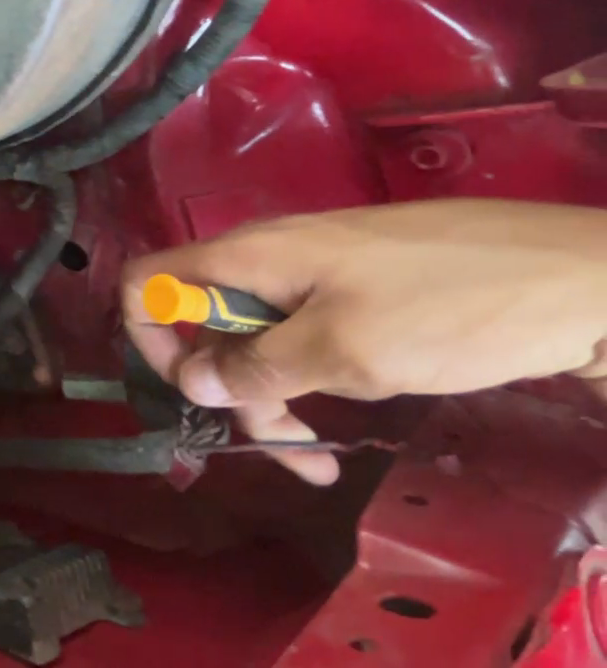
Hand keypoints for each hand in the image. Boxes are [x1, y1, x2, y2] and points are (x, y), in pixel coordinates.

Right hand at [122, 200, 606, 484]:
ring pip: (258, 333)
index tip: (193, 390)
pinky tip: (364, 398)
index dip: (146, 335)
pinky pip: (304, 328)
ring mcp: (313, 269)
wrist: (591, 273)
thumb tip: (191, 381)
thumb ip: (256, 369)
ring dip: (277, 391)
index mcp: (245, 257)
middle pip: (205, 321)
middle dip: (230, 387)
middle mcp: (264, 258)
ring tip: (326, 451)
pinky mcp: (357, 282)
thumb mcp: (345, 352)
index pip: (148, 283)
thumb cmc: (452, 307)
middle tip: (285, 447)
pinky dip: (314, 372)